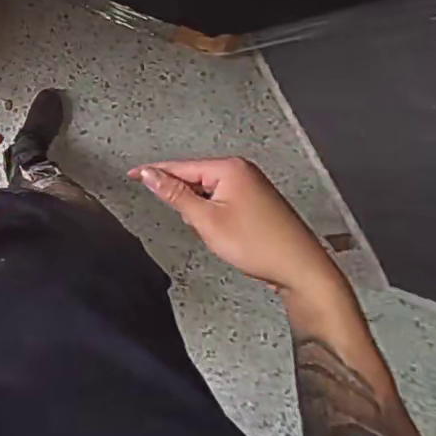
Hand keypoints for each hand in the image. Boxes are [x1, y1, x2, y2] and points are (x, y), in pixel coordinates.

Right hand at [131, 157, 338, 293]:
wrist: (301, 269)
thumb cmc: (261, 246)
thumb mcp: (206, 220)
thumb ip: (174, 195)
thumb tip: (151, 175)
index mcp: (230, 168)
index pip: (180, 166)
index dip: (154, 173)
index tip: (134, 174)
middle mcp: (242, 170)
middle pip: (194, 178)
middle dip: (185, 200)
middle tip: (195, 225)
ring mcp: (252, 184)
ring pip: (208, 192)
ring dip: (202, 211)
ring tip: (219, 235)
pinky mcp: (256, 200)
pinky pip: (223, 200)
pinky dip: (216, 215)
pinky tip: (227, 235)